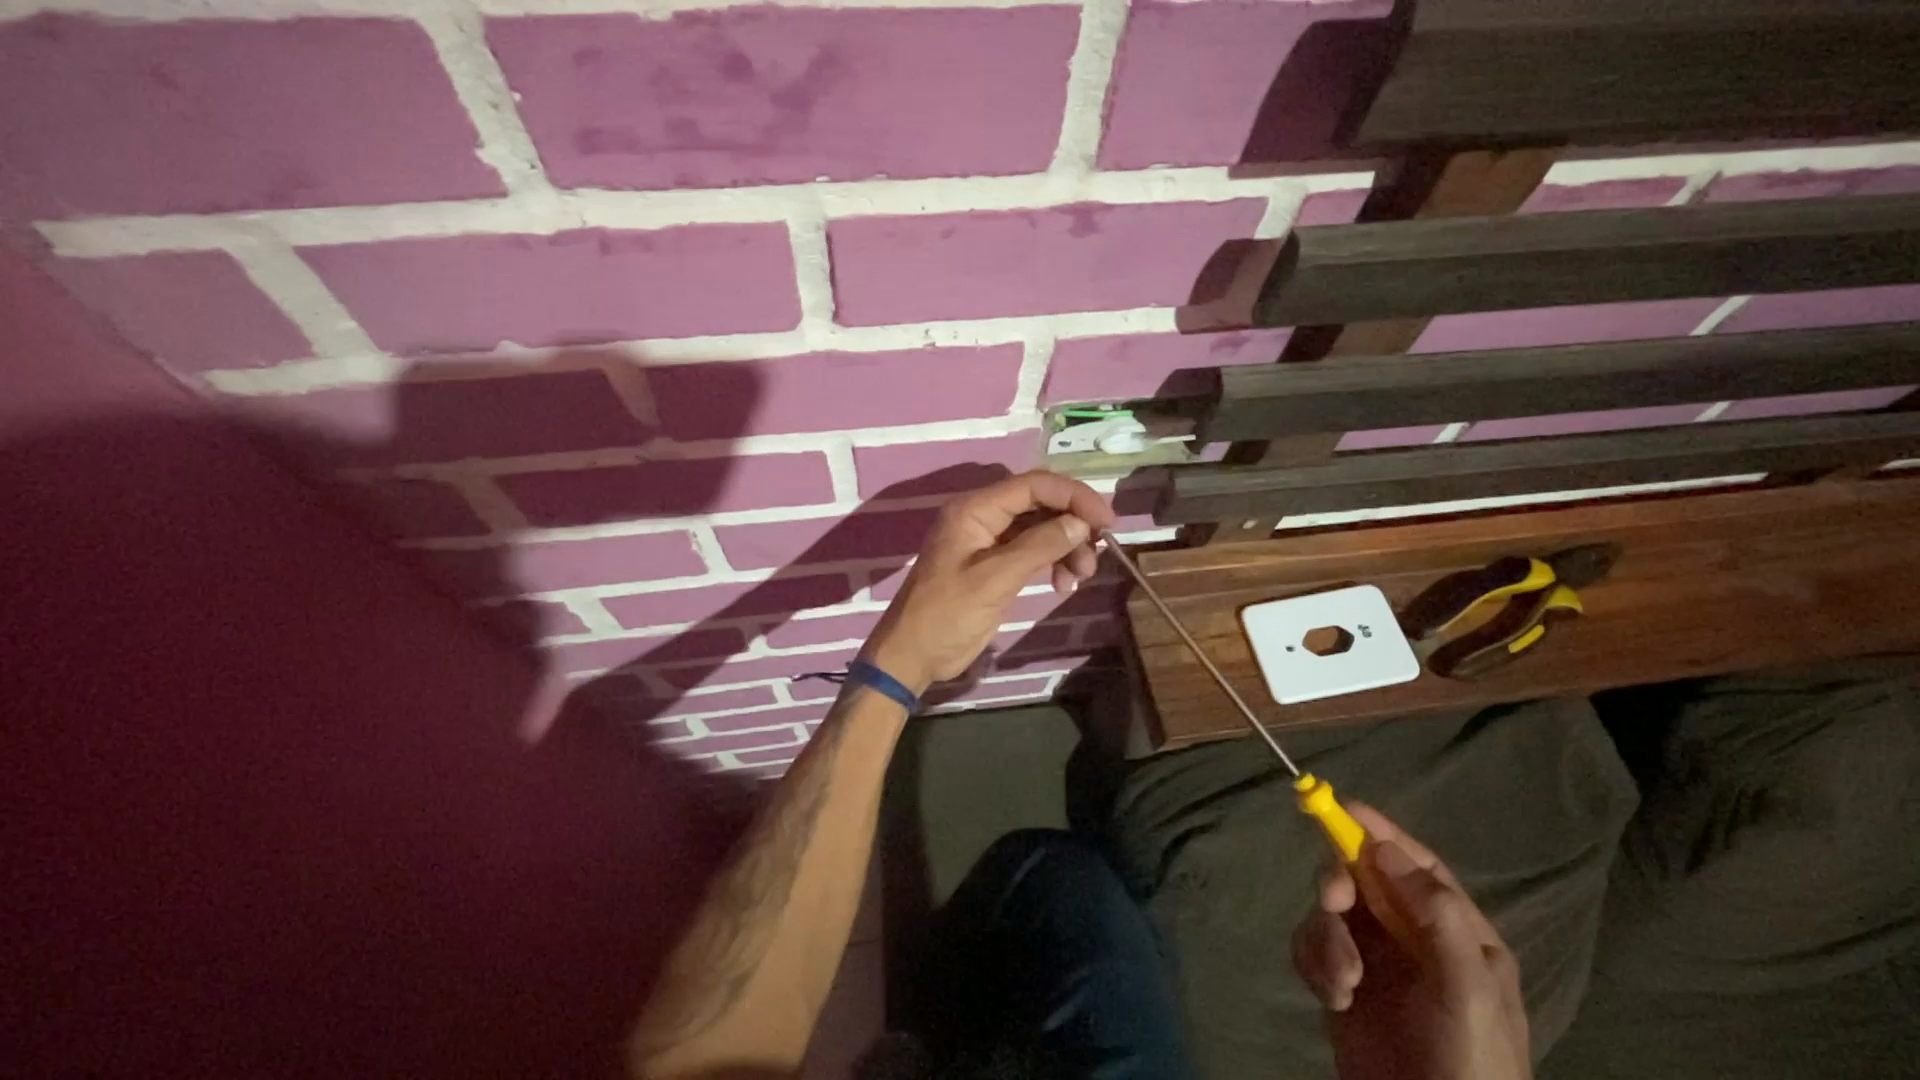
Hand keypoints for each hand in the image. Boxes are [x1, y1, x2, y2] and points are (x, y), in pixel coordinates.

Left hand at [858, 471, 1113, 694]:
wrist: (912, 655)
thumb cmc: (946, 615)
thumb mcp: (995, 580)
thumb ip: (1039, 546)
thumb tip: (1081, 523)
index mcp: (975, 510)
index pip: (1034, 485)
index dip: (1075, 496)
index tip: (1108, 522)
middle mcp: (983, 517)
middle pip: (1041, 503)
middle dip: (1073, 524)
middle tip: (1096, 556)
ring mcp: (989, 541)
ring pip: (1041, 527)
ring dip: (1067, 546)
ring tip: (1080, 577)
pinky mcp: (994, 565)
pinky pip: (1033, 549)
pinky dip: (1053, 561)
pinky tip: (1063, 584)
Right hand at [1291, 804, 1530, 1079]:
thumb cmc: (1469, 1060)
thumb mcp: (1468, 988)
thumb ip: (1435, 915)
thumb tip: (1384, 848)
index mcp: (1455, 931)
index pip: (1415, 865)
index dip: (1379, 832)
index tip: (1343, 807)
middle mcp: (1410, 937)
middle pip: (1361, 881)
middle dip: (1340, 886)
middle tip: (1334, 904)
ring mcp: (1374, 961)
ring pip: (1329, 914)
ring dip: (1326, 940)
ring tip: (1341, 984)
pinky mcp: (1341, 986)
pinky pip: (1311, 949)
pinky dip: (1313, 965)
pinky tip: (1333, 998)